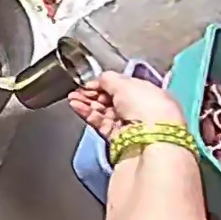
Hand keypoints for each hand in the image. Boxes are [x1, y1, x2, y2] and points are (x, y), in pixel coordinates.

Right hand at [69, 71, 185, 140]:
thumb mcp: (126, 84)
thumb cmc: (143, 106)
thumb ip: (109, 79)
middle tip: (79, 90)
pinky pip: (98, 122)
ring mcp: (126, 124)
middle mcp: (139, 109)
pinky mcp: (115, 136)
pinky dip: (86, 113)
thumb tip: (99, 79)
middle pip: (111, 99)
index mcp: (149, 94)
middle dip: (93, 93)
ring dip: (86, 102)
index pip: (123, 87)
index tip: (92, 82)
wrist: (146, 140)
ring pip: (102, 110)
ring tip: (72, 97)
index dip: (106, 83)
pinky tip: (75, 105)